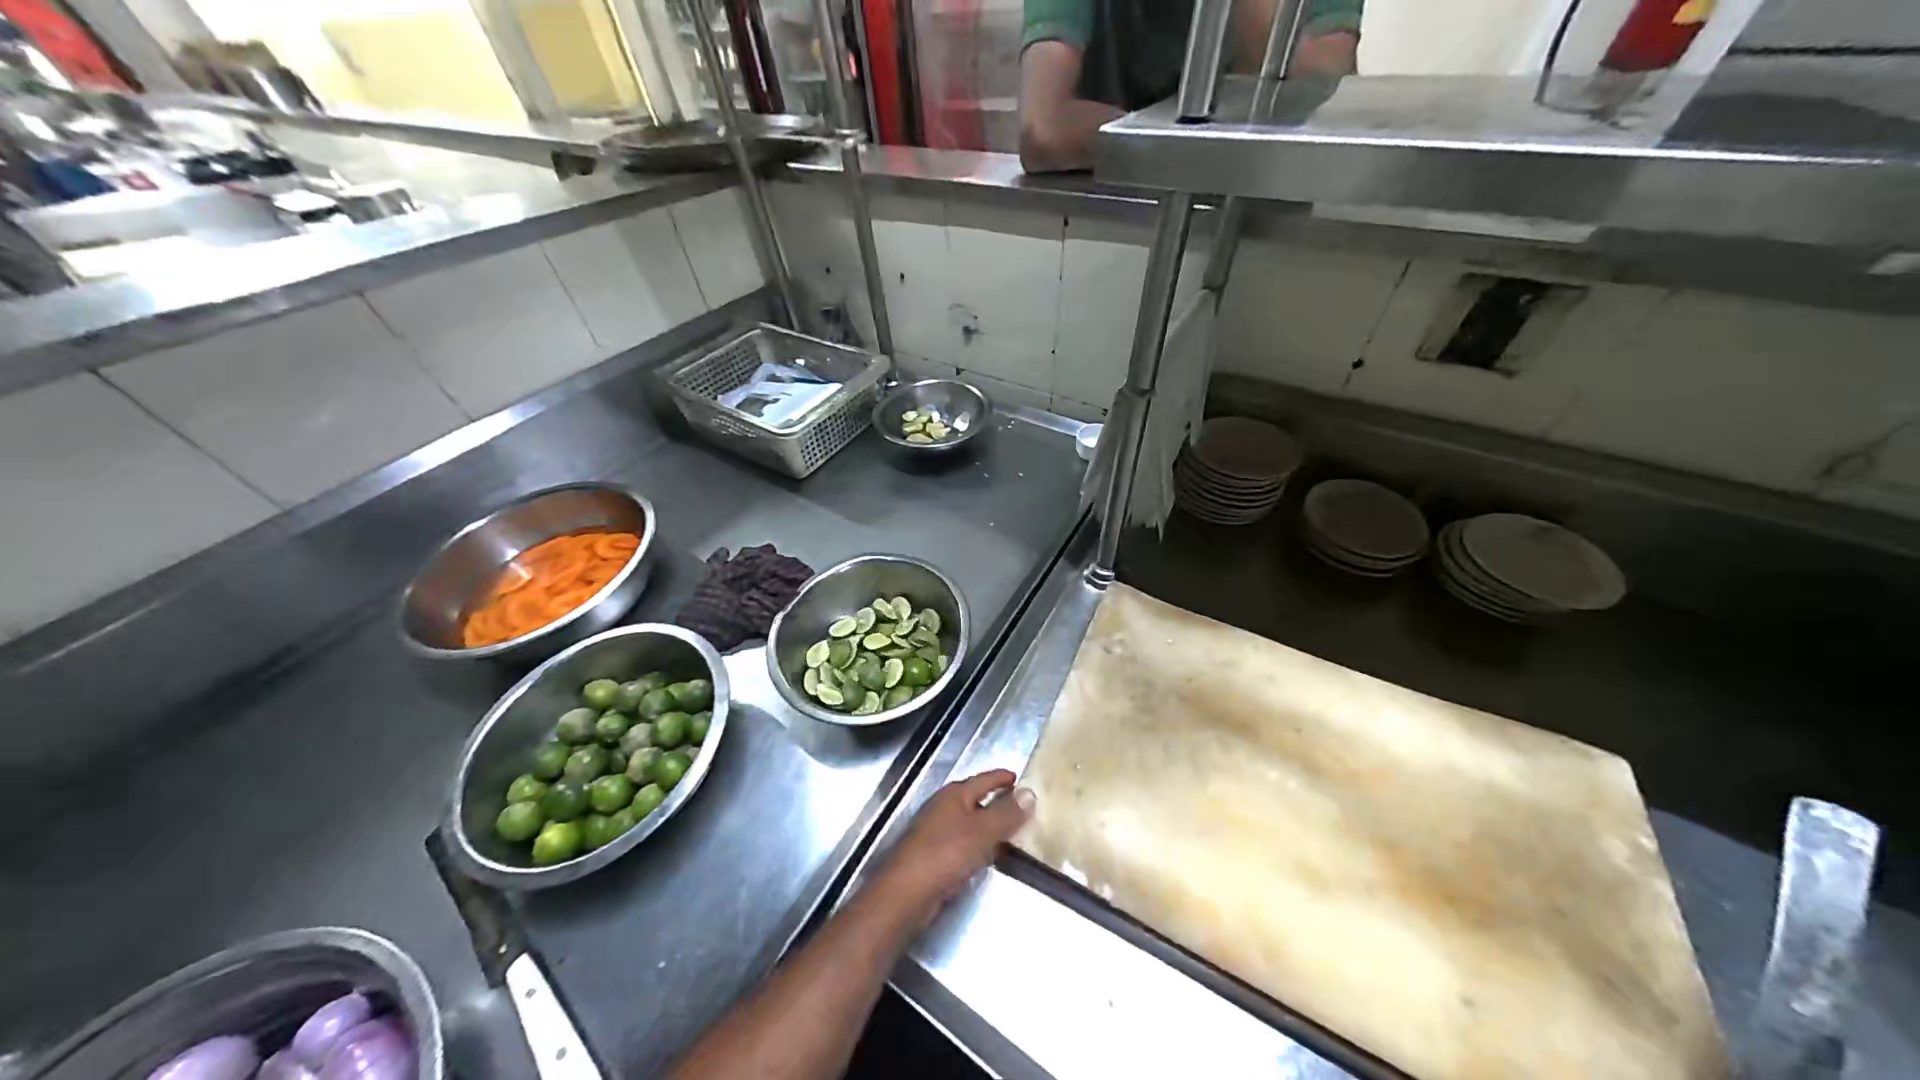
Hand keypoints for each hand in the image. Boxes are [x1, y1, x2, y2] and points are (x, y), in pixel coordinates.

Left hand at [872, 769, 1033, 925]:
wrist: (907, 892)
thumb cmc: (945, 853)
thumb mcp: (982, 831)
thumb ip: (1006, 813)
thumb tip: (1030, 792)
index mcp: (954, 795)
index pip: (983, 779)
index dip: (1000, 778)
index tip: (1018, 777)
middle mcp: (944, 808)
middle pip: (975, 799)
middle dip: (996, 801)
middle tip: (1020, 805)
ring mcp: (936, 832)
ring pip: (970, 823)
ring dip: (989, 826)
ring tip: (1012, 832)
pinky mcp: (934, 856)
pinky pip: (964, 844)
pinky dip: (980, 846)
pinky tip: (989, 857)